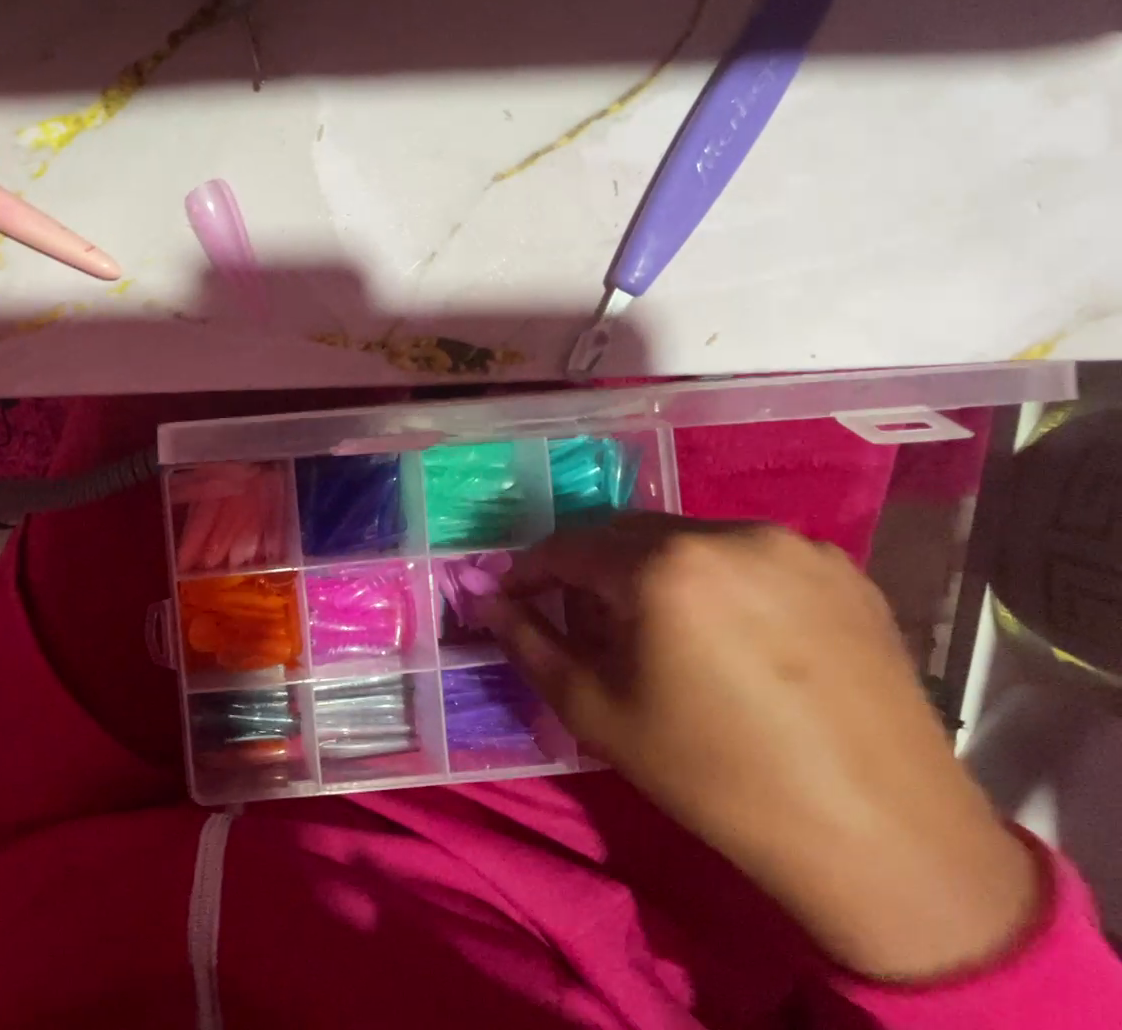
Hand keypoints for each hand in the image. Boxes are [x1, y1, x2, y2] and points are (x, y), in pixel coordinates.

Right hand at [480, 513, 1038, 980]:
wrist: (875, 830)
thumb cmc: (710, 771)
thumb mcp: (593, 708)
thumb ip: (528, 642)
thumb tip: (487, 602)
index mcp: (664, 564)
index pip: (569, 546)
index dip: (529, 572)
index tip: (510, 600)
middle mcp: (730, 533)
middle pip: (629, 534)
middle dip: (589, 570)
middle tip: (574, 621)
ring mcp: (796, 548)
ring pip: (690, 543)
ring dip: (650, 573)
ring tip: (649, 631)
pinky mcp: (845, 574)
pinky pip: (748, 560)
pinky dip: (712, 582)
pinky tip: (719, 636)